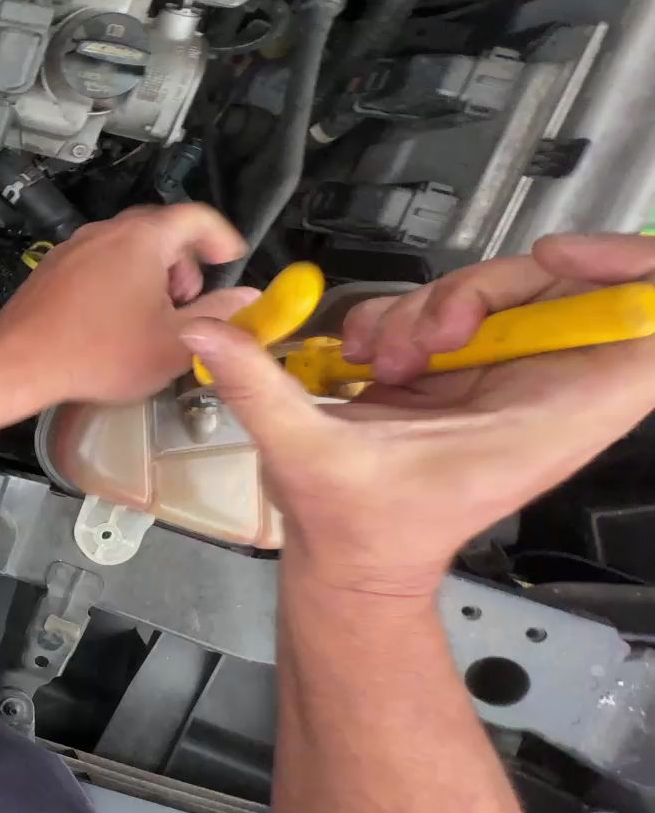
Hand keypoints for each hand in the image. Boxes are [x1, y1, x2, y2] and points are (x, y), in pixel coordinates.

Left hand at [0, 204, 256, 410]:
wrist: (18, 363)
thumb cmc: (97, 352)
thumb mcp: (176, 341)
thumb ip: (221, 316)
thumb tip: (249, 299)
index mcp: (139, 239)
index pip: (195, 216)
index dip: (221, 236)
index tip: (230, 261)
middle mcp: (101, 233)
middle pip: (157, 229)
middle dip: (183, 259)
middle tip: (189, 297)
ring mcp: (69, 250)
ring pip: (122, 247)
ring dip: (149, 271)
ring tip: (153, 314)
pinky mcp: (48, 271)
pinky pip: (93, 263)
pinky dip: (115, 279)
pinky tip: (113, 319)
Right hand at [180, 233, 654, 596]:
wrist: (348, 556)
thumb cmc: (356, 523)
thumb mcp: (303, 448)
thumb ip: (256, 382)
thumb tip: (202, 328)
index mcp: (551, 415)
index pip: (651, 324)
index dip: (633, 272)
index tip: (556, 256)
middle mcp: (541, 390)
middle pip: (561, 291)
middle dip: (478, 290)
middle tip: (418, 333)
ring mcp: (497, 379)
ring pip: (494, 295)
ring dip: (421, 308)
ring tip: (372, 360)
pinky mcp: (453, 375)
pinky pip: (441, 313)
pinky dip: (393, 319)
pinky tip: (360, 357)